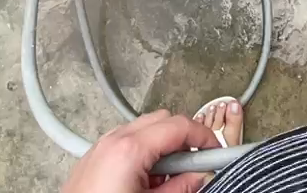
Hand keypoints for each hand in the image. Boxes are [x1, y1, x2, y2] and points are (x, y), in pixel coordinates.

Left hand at [60, 111, 219, 192]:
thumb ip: (180, 188)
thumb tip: (199, 178)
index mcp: (131, 149)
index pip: (179, 126)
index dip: (202, 137)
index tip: (214, 151)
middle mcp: (114, 140)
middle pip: (162, 120)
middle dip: (182, 138)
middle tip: (194, 165)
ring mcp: (100, 146)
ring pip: (144, 128)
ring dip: (162, 144)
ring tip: (166, 179)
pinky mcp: (92, 158)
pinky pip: (125, 141)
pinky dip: (142, 151)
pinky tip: (144, 180)